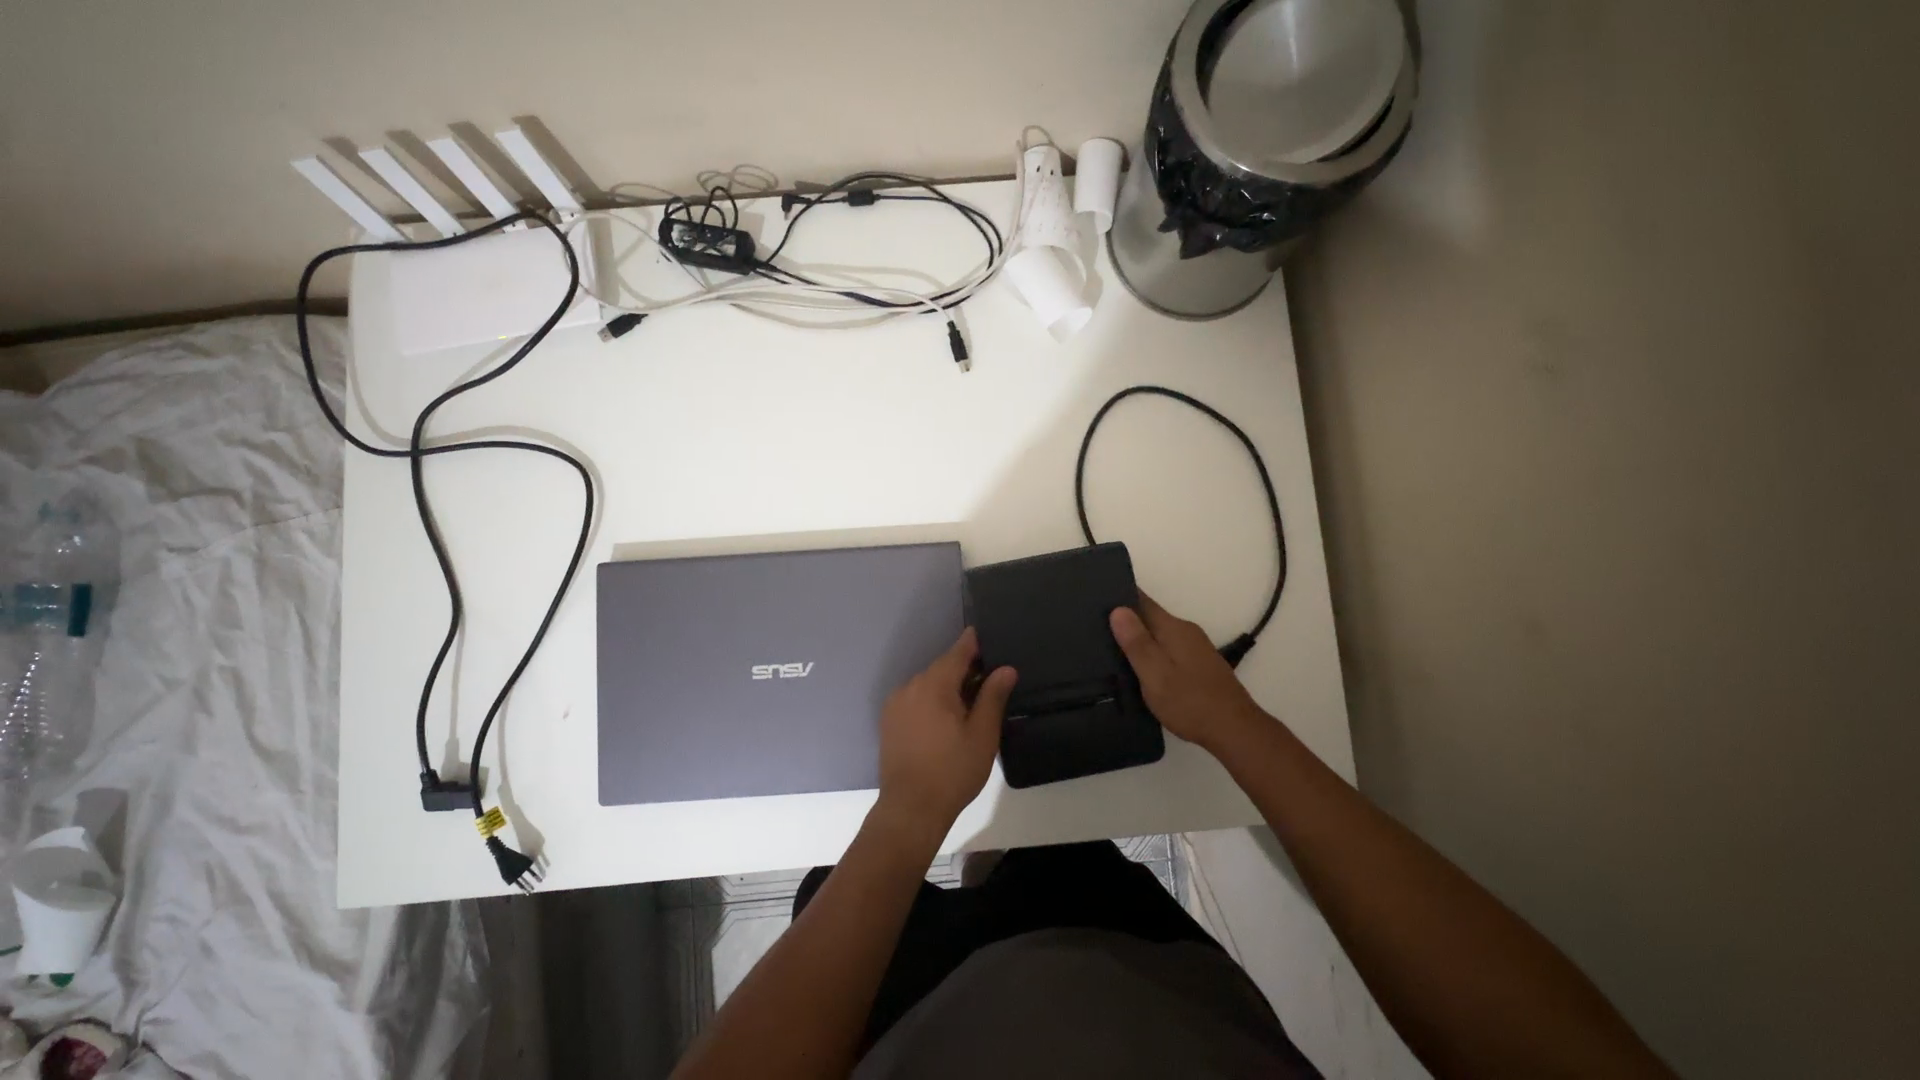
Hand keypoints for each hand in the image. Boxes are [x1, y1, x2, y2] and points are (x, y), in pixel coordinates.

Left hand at [875, 628, 1016, 836]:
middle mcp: (910, 687)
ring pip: (927, 686)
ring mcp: (895, 705)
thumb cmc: (953, 771)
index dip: (973, 643)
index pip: (957, 653)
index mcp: (933, 685)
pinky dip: (932, 702)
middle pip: (941, 669)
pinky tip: (947, 720)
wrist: (911, 808)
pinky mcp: (889, 722)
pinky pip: (915, 701)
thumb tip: (1006, 669)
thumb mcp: (982, 735)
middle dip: (964, 670)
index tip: (986, 635)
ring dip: (947, 688)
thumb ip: (993, 697)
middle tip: (989, 679)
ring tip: (971, 704)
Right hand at [1110, 593, 1263, 751]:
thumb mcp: (1155, 674)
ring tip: (1111, 650)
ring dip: (1140, 639)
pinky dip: (1153, 654)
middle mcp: (1187, 632)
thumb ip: (1136, 642)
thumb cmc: (1190, 702)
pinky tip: (1141, 669)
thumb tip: (1118, 609)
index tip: (1096, 597)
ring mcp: (1196, 649)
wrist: (1234, 730)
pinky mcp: (1200, 666)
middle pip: (1151, 617)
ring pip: (1160, 635)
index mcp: (1174, 629)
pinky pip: (1169, 650)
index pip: (1142, 601)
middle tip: (1095, 629)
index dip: (1120, 596)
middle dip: (1126, 620)